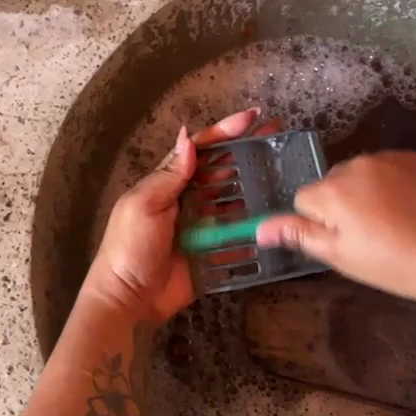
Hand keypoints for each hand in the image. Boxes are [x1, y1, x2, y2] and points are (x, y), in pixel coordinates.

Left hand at [81, 108, 269, 322]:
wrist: (128, 298)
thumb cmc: (129, 246)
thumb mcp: (144, 205)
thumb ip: (169, 175)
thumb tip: (188, 137)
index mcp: (168, 182)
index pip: (200, 149)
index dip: (225, 131)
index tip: (252, 117)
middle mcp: (189, 199)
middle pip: (223, 170)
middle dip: (248, 152)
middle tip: (279, 137)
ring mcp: (202, 225)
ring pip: (234, 200)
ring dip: (256, 185)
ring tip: (286, 170)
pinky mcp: (213, 251)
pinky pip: (238, 236)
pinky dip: (254, 226)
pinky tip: (277, 215)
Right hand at [256, 150, 415, 303]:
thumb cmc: (391, 264)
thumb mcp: (339, 256)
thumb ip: (298, 234)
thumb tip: (258, 228)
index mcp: (332, 190)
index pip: (305, 199)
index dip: (320, 222)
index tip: (345, 240)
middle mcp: (356, 165)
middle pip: (333, 182)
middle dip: (342, 203)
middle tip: (369, 235)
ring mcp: (389, 158)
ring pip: (361, 173)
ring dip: (367, 191)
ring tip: (393, 222)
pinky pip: (390, 166)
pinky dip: (393, 183)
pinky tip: (411, 208)